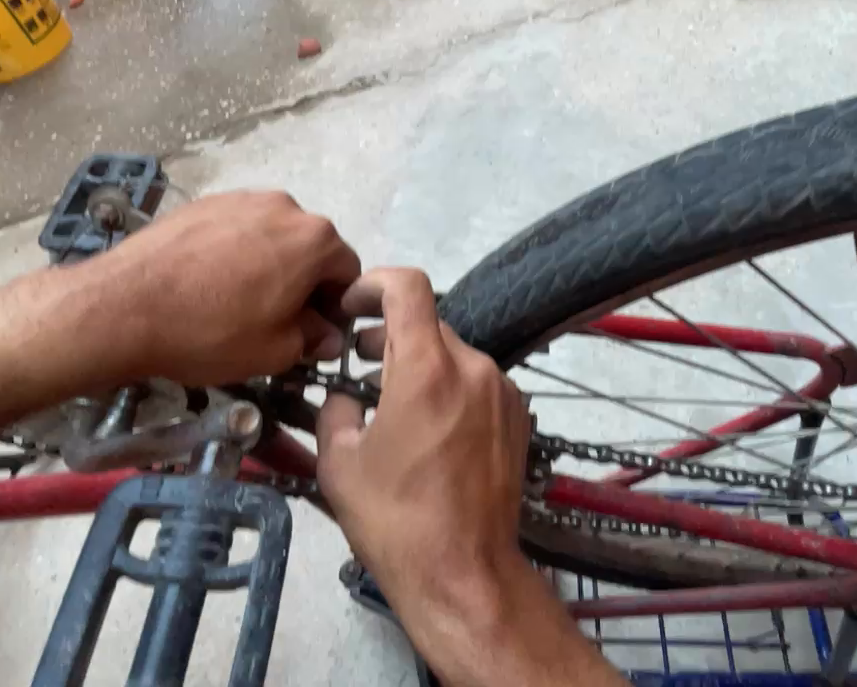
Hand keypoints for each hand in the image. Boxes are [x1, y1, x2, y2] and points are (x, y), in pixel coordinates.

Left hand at [56, 190, 361, 386]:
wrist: (122, 306)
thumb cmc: (211, 332)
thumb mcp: (274, 351)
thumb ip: (313, 339)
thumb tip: (327, 335)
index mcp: (316, 240)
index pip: (349, 271)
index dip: (337, 305)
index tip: (315, 329)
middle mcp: (287, 207)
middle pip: (312, 247)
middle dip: (305, 281)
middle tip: (278, 317)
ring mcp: (243, 198)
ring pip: (274, 234)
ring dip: (271, 262)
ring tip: (238, 297)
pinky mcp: (206, 201)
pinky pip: (238, 227)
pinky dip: (237, 250)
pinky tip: (209, 280)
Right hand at [317, 269, 530, 617]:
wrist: (466, 573)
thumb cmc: (395, 520)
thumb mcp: (340, 464)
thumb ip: (336, 410)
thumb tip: (346, 395)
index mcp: (427, 369)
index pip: (409, 287)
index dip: (375, 282)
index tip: (353, 305)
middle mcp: (473, 366)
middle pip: (429, 324)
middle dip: (391, 335)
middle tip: (363, 365)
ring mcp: (503, 389)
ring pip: (454, 354)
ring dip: (422, 364)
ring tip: (397, 405)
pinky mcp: (520, 414)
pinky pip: (478, 381)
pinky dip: (451, 387)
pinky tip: (435, 431)